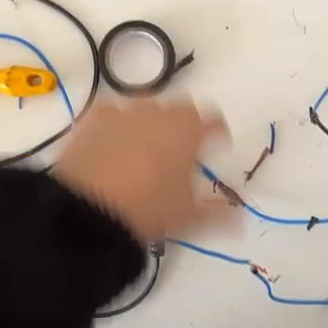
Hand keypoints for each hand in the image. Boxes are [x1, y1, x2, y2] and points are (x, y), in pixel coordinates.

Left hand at [53, 98, 229, 242]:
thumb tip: (240, 219)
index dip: (218, 132)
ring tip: (146, 149)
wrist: (87, 209)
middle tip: (182, 149)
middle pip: (180, 108)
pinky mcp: (93, 119)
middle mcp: (159, 112)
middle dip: (185, 124)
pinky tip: (113, 144)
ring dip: (151, 123)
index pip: (214, 121)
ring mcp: (123, 111)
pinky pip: (112, 114)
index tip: (219, 144)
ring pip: (145, 108)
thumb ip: (218, 214)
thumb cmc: (147, 209)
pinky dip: (117, 125)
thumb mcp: (187, 216)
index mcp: (189, 130)